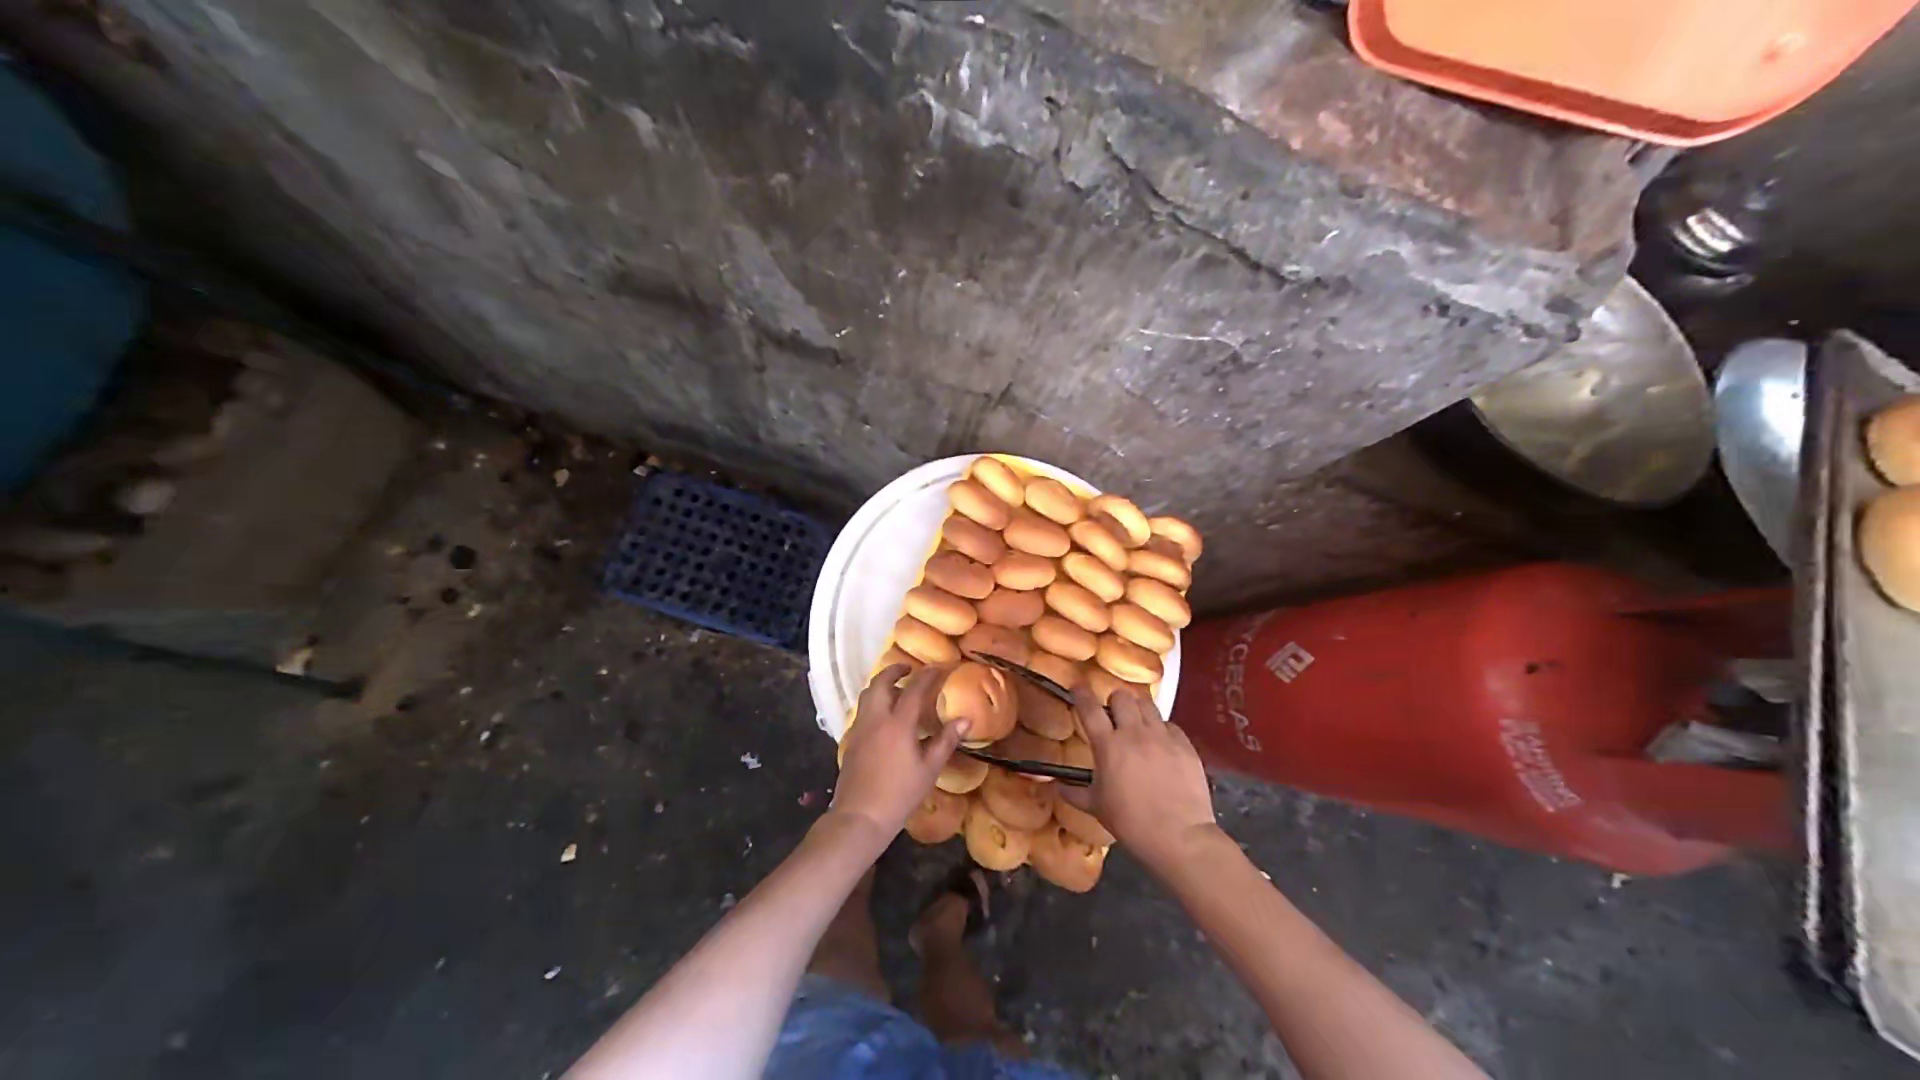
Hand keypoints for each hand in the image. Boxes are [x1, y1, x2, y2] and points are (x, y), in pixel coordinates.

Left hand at [832, 664, 967, 837]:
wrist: (861, 816)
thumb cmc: (900, 794)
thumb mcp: (929, 769)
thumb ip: (946, 740)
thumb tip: (965, 720)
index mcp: (898, 723)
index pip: (914, 689)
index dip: (927, 675)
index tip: (939, 667)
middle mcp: (876, 718)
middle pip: (881, 682)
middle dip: (895, 670)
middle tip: (910, 669)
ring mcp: (860, 728)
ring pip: (867, 694)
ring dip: (882, 684)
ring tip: (897, 688)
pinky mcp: (851, 740)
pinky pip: (862, 710)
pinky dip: (874, 701)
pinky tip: (885, 715)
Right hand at [1062, 685, 1219, 870]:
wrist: (1179, 836)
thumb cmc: (1131, 822)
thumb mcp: (1097, 807)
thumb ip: (1075, 792)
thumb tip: (1056, 787)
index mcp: (1108, 746)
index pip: (1089, 708)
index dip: (1081, 694)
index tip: (1077, 688)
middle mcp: (1134, 733)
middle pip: (1122, 696)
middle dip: (1114, 701)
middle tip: (1113, 715)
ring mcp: (1162, 736)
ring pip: (1148, 704)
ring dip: (1138, 709)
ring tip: (1137, 723)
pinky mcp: (1185, 744)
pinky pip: (1170, 725)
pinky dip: (1162, 729)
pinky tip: (1161, 744)